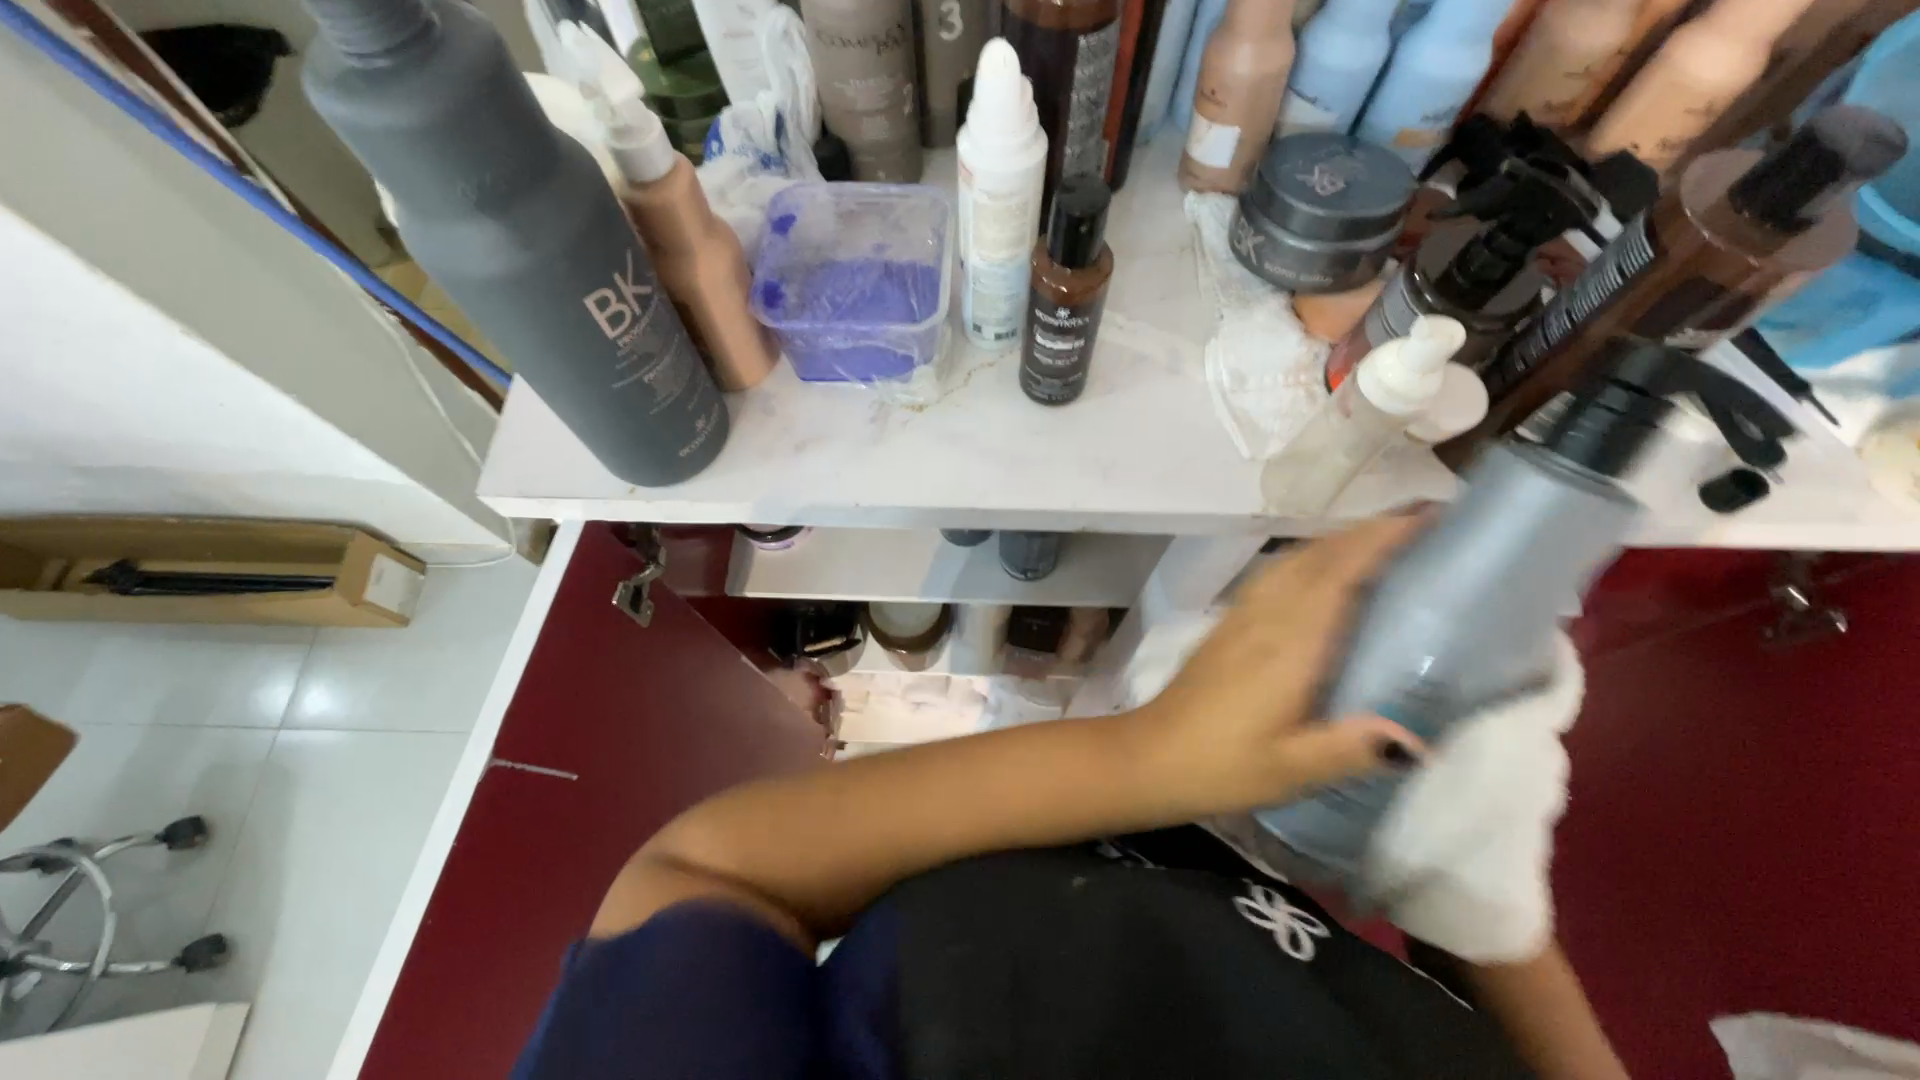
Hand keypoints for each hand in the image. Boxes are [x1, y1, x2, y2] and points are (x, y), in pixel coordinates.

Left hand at [1136, 515, 1429, 816]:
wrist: (1146, 757)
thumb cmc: (1219, 766)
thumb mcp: (1289, 770)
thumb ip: (1350, 750)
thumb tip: (1421, 740)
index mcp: (1287, 646)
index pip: (1338, 575)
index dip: (1380, 540)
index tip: (1426, 517)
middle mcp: (1265, 618)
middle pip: (1318, 557)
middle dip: (1367, 531)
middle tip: (1422, 521)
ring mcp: (1241, 618)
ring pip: (1293, 561)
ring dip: (1337, 541)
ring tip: (1382, 539)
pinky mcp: (1227, 626)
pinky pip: (1275, 575)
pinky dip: (1308, 559)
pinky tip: (1322, 573)